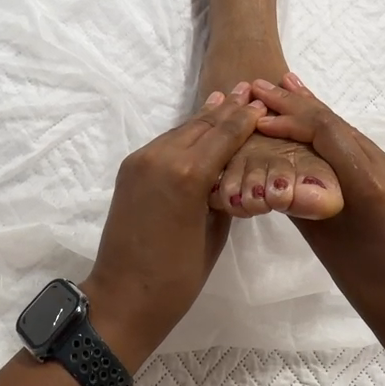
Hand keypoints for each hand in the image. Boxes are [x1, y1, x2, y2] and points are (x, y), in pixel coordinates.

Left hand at [80, 90, 262, 365]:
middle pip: (201, 126)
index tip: (260, 102)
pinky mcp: (130, 167)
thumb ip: (224, 193)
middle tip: (246, 89)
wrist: (124, 296)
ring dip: (205, 117)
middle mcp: (162, 158)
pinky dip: (185, 133)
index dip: (243, 118)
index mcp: (188, 175)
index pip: (223, 136)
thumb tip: (231, 168)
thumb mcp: (214, 233)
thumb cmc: (178, 278)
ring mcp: (142, 160)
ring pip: (181, 131)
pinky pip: (165, 143)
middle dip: (226, 109)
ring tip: (226, 98)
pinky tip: (199, 126)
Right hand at [249, 75, 384, 330]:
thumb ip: (299, 194)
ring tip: (284, 85)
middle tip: (260, 85)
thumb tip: (271, 161)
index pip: (325, 131)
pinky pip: (361, 147)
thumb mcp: (321, 238)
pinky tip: (316, 118)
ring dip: (314, 110)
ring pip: (349, 131)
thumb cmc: (364, 285)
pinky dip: (334, 130)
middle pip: (337, 123)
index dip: (288, 114)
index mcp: (369, 185)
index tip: (255, 108)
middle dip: (297, 103)